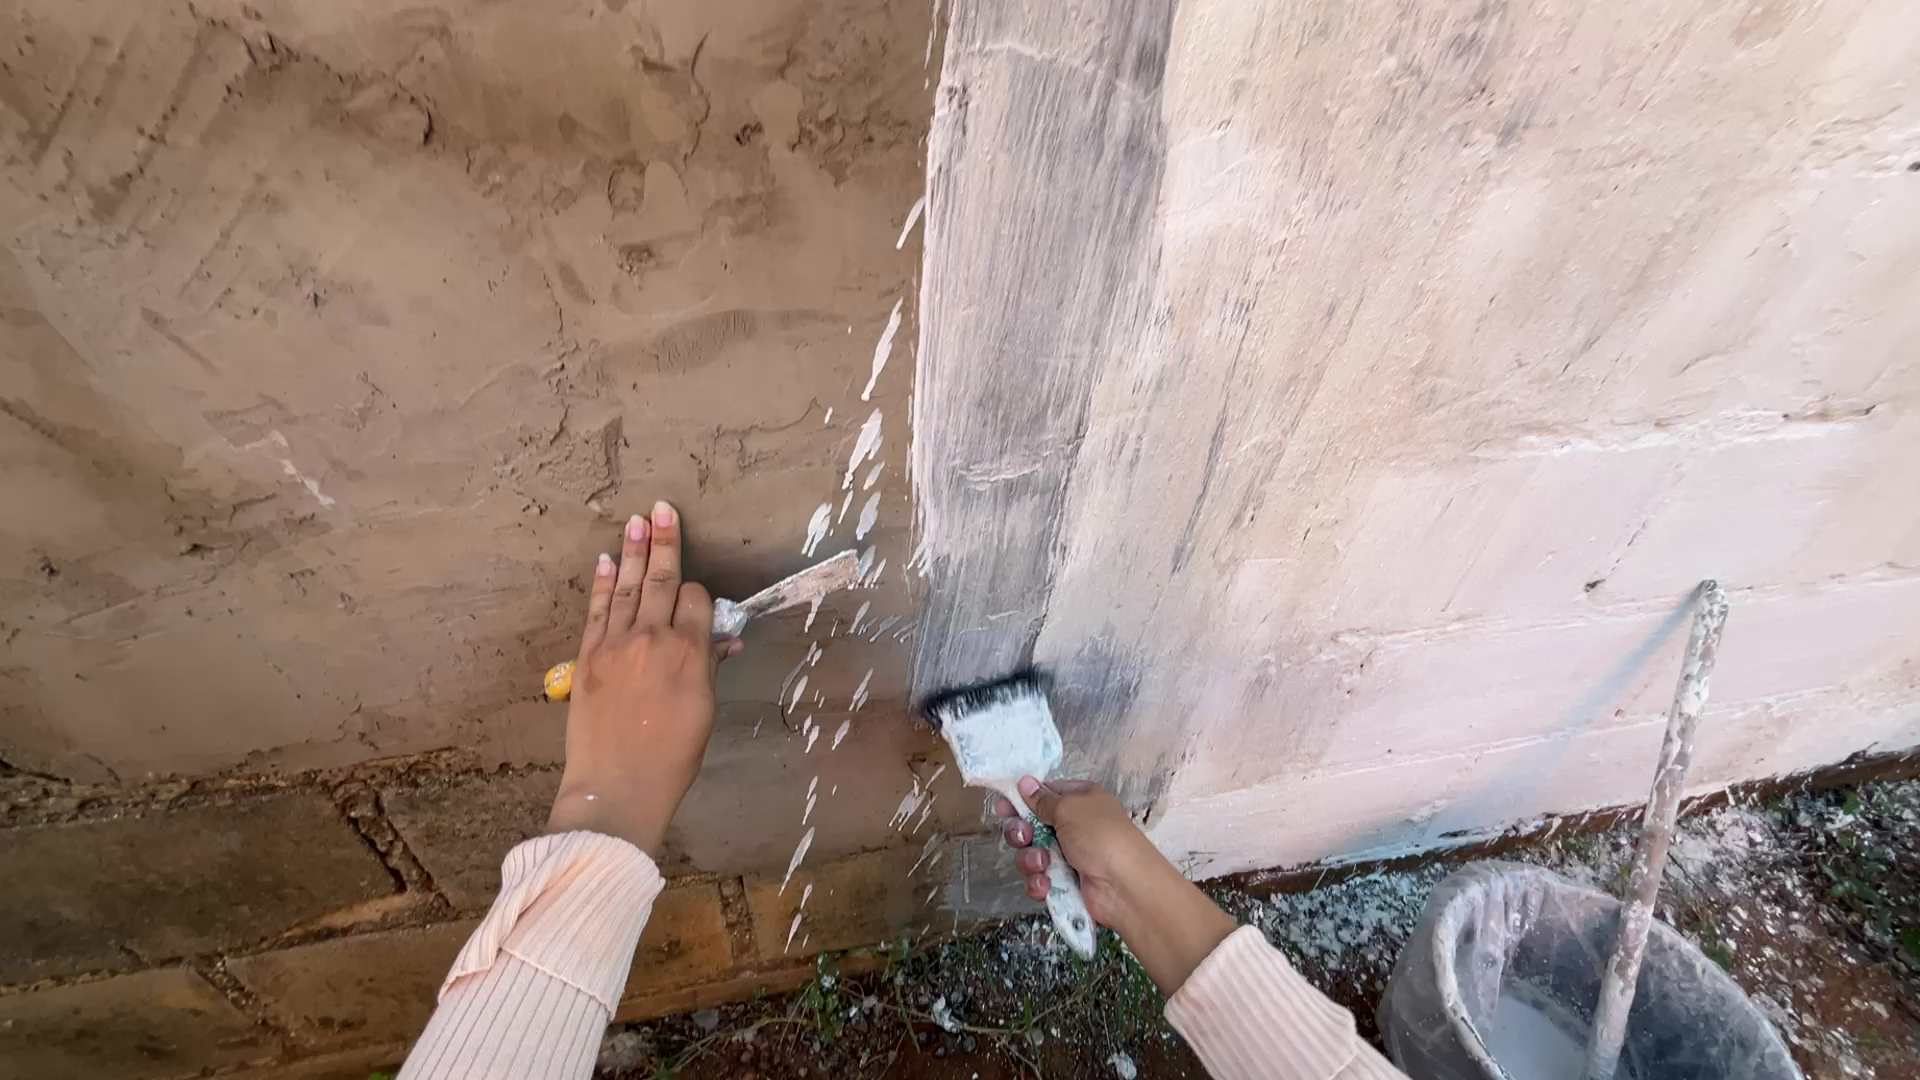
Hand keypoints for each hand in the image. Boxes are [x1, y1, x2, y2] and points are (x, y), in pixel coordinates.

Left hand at [546, 501, 742, 855]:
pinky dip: (603, 583)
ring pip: (630, 587)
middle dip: (666, 541)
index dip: (702, 595)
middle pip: (664, 580)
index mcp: (690, 653)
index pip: (698, 600)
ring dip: (635, 551)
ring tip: (638, 519)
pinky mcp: (587, 656)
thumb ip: (709, 667)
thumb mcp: (705, 711)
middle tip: (663, 507)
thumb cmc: (673, 756)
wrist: (616, 788)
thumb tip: (719, 641)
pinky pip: (597, 610)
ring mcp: (616, 644)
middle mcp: (653, 638)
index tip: (702, 602)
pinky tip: (609, 559)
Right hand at [993, 778, 1162, 927]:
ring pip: (1031, 853)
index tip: (1003, 806)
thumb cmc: (1100, 836)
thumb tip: (1024, 782)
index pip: (1044, 794)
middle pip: (1032, 824)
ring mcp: (1068, 855)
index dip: (1022, 800)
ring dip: (1030, 859)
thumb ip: (1042, 799)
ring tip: (1043, 863)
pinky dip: (1038, 882)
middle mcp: (1073, 825)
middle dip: (1022, 832)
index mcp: (1079, 799)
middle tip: (1024, 836)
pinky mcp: (1064, 882)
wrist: (1125, 887)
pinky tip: (1046, 884)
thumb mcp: (1070, 809)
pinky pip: (1039, 878)